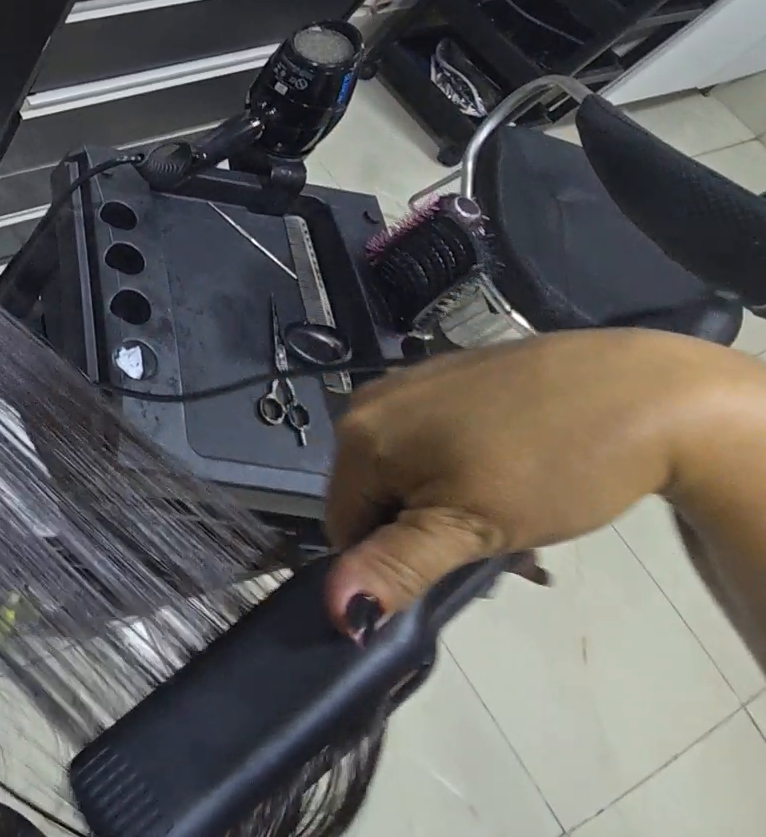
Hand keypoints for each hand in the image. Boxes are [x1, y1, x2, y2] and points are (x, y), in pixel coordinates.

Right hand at [323, 329, 743, 633]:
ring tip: (508, 507)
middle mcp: (364, 403)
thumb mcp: (473, 531)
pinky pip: (425, 431)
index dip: (390, 557)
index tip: (457, 561)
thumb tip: (336, 614)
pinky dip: (454, 458)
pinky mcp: (442, 373)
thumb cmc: (554, 468)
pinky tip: (509, 464)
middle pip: (370, 490)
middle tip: (492, 539)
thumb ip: (397, 566)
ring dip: (436, 495)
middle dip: (417, 525)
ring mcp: (404, 383)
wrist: (650, 393)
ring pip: (399, 463)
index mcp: (356, 438)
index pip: (343, 524)